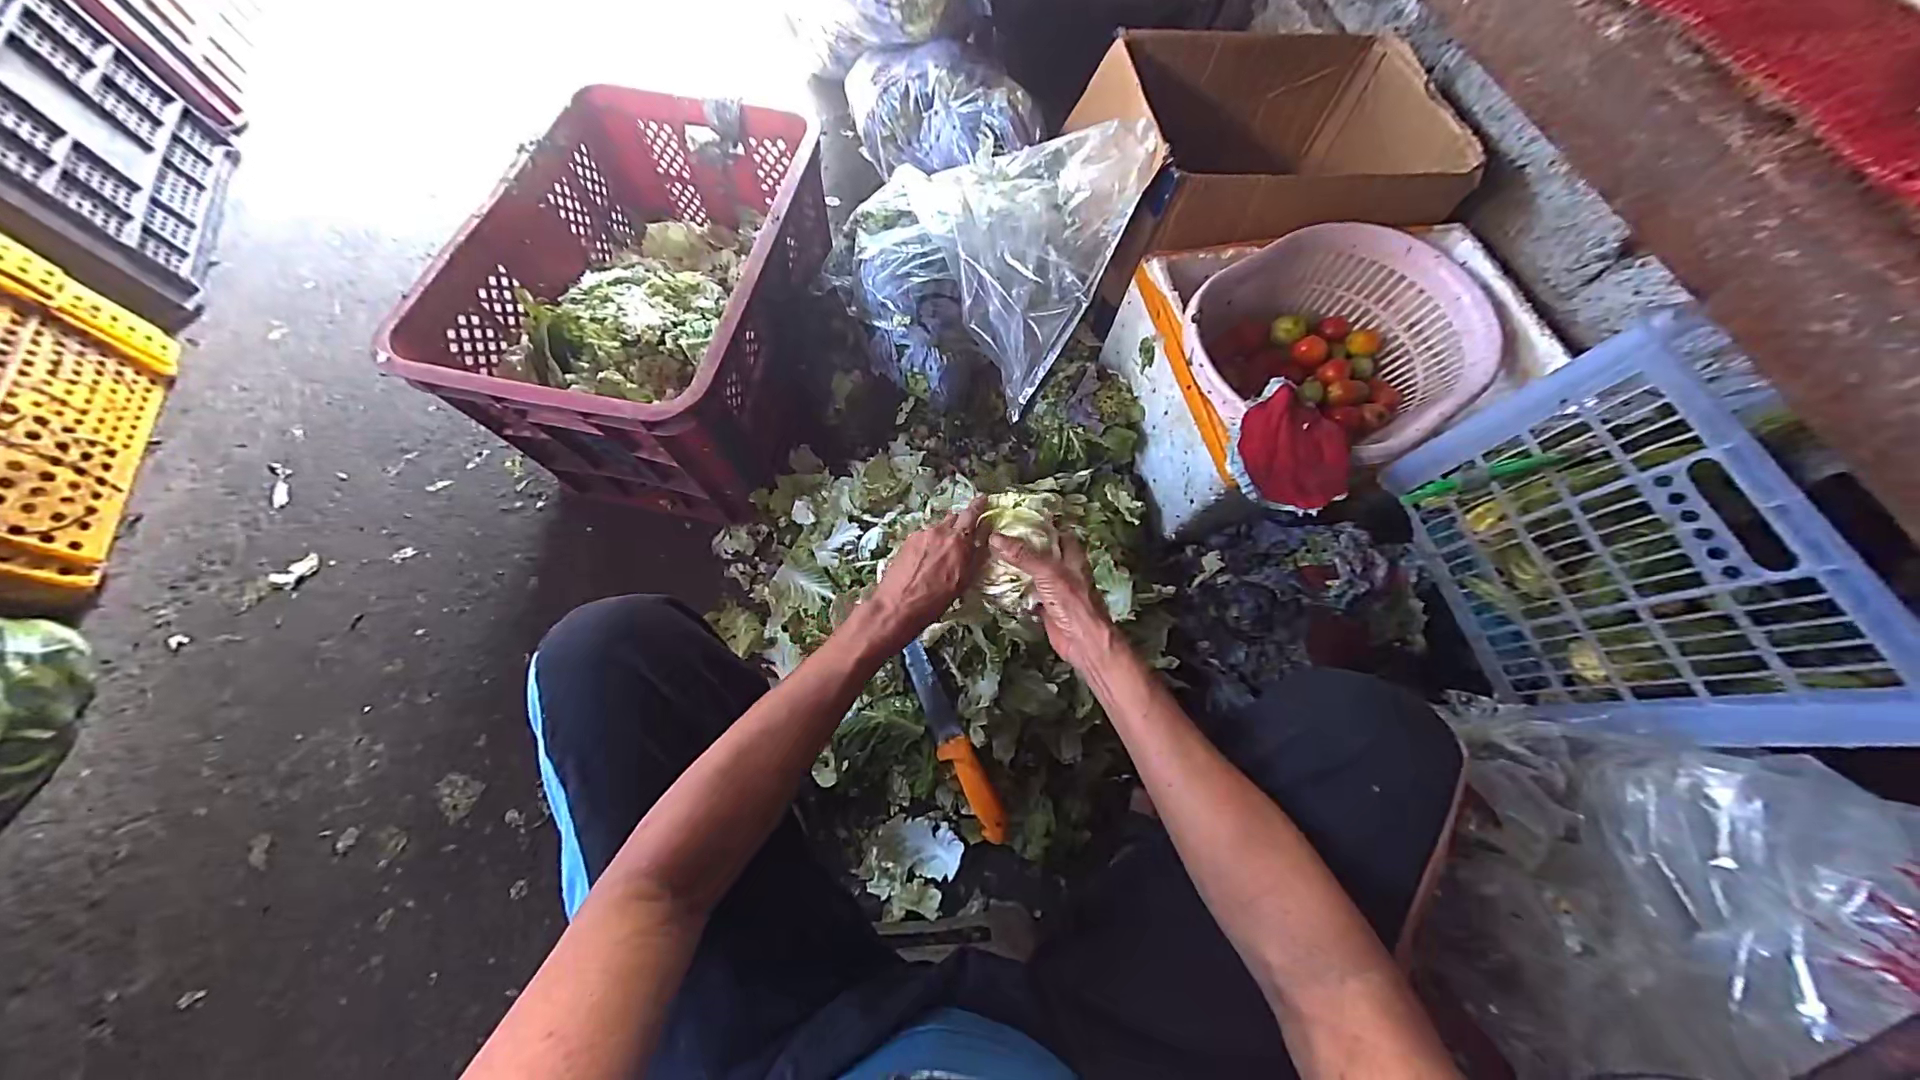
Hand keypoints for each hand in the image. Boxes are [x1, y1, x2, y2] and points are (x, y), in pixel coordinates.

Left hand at [856, 496, 987, 652]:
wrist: (897, 605)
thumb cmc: (935, 600)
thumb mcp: (964, 581)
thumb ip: (975, 556)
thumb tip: (983, 539)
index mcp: (959, 541)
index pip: (973, 514)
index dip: (979, 505)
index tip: (984, 499)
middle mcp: (941, 532)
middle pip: (955, 517)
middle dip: (962, 519)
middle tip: (967, 528)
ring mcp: (922, 534)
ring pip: (939, 527)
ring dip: (946, 532)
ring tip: (945, 549)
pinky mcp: (908, 540)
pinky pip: (925, 535)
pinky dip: (931, 541)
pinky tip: (928, 556)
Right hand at [987, 531, 1121, 672]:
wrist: (1082, 640)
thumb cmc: (1073, 602)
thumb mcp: (1048, 572)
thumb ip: (1023, 555)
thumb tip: (996, 538)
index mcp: (1071, 555)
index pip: (1056, 532)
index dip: (1039, 524)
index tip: (1015, 519)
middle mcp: (1064, 569)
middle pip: (1041, 552)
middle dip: (1022, 546)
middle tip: (997, 538)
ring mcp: (1055, 589)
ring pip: (1033, 573)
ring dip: (1017, 568)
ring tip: (992, 557)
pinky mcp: (1046, 606)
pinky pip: (1027, 594)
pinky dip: (1015, 591)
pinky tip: (998, 586)